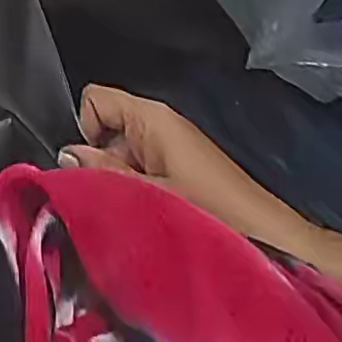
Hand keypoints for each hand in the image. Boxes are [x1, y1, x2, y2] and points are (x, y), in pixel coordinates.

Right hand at [59, 84, 318, 256]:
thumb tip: (66, 154)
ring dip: (119, 181)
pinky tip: (152, 216)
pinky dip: (138, 191)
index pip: (94, 97)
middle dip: (100, 162)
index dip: (84, 128)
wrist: (276, 244)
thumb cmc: (214, 211)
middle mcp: (157, 122)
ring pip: (121, 153)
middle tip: (114, 198)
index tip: (94, 167)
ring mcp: (170, 146)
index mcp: (149, 116)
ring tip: (137, 212)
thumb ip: (104, 171)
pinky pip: (141, 169)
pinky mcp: (181, 169)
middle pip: (104, 128)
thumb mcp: (150, 192)